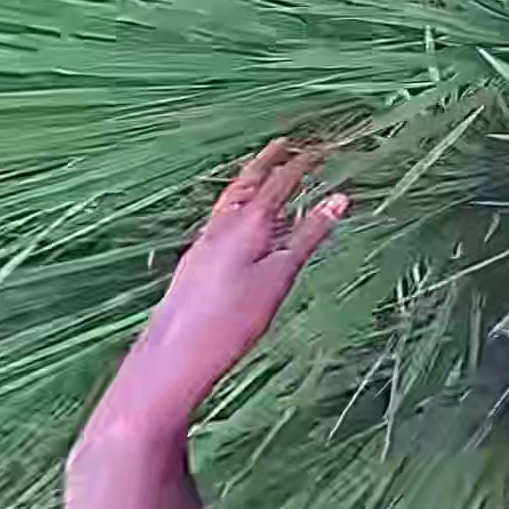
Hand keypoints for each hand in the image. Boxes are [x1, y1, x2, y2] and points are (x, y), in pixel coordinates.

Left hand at [99, 139, 348, 428]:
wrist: (168, 365)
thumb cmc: (232, 319)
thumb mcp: (281, 274)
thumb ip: (310, 233)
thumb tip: (341, 197)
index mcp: (246, 224)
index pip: (279, 182)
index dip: (302, 162)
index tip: (323, 148)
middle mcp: (221, 228)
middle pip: (246, 183)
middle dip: (267, 161)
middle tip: (285, 142)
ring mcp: (203, 246)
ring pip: (230, 200)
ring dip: (250, 181)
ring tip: (264, 170)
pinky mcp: (194, 264)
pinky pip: (221, 219)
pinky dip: (239, 204)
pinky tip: (244, 217)